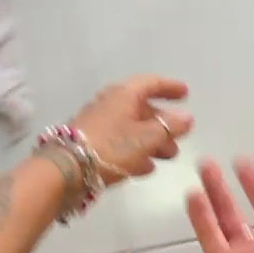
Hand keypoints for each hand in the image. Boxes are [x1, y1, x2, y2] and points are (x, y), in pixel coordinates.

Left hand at [67, 75, 194, 184]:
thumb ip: (169, 127)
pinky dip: (135, 152)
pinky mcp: (90, 143)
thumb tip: (187, 117)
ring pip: (132, 128)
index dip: (169, 87)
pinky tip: (145, 168)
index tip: (186, 94)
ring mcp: (99, 124)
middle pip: (142, 109)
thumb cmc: (111, 147)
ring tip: (167, 157)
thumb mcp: (147, 137)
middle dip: (163, 124)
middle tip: (179, 139)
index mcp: (124, 94)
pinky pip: (120, 143)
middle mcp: (110, 104)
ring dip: (152, 141)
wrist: (66, 169)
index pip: (151, 84)